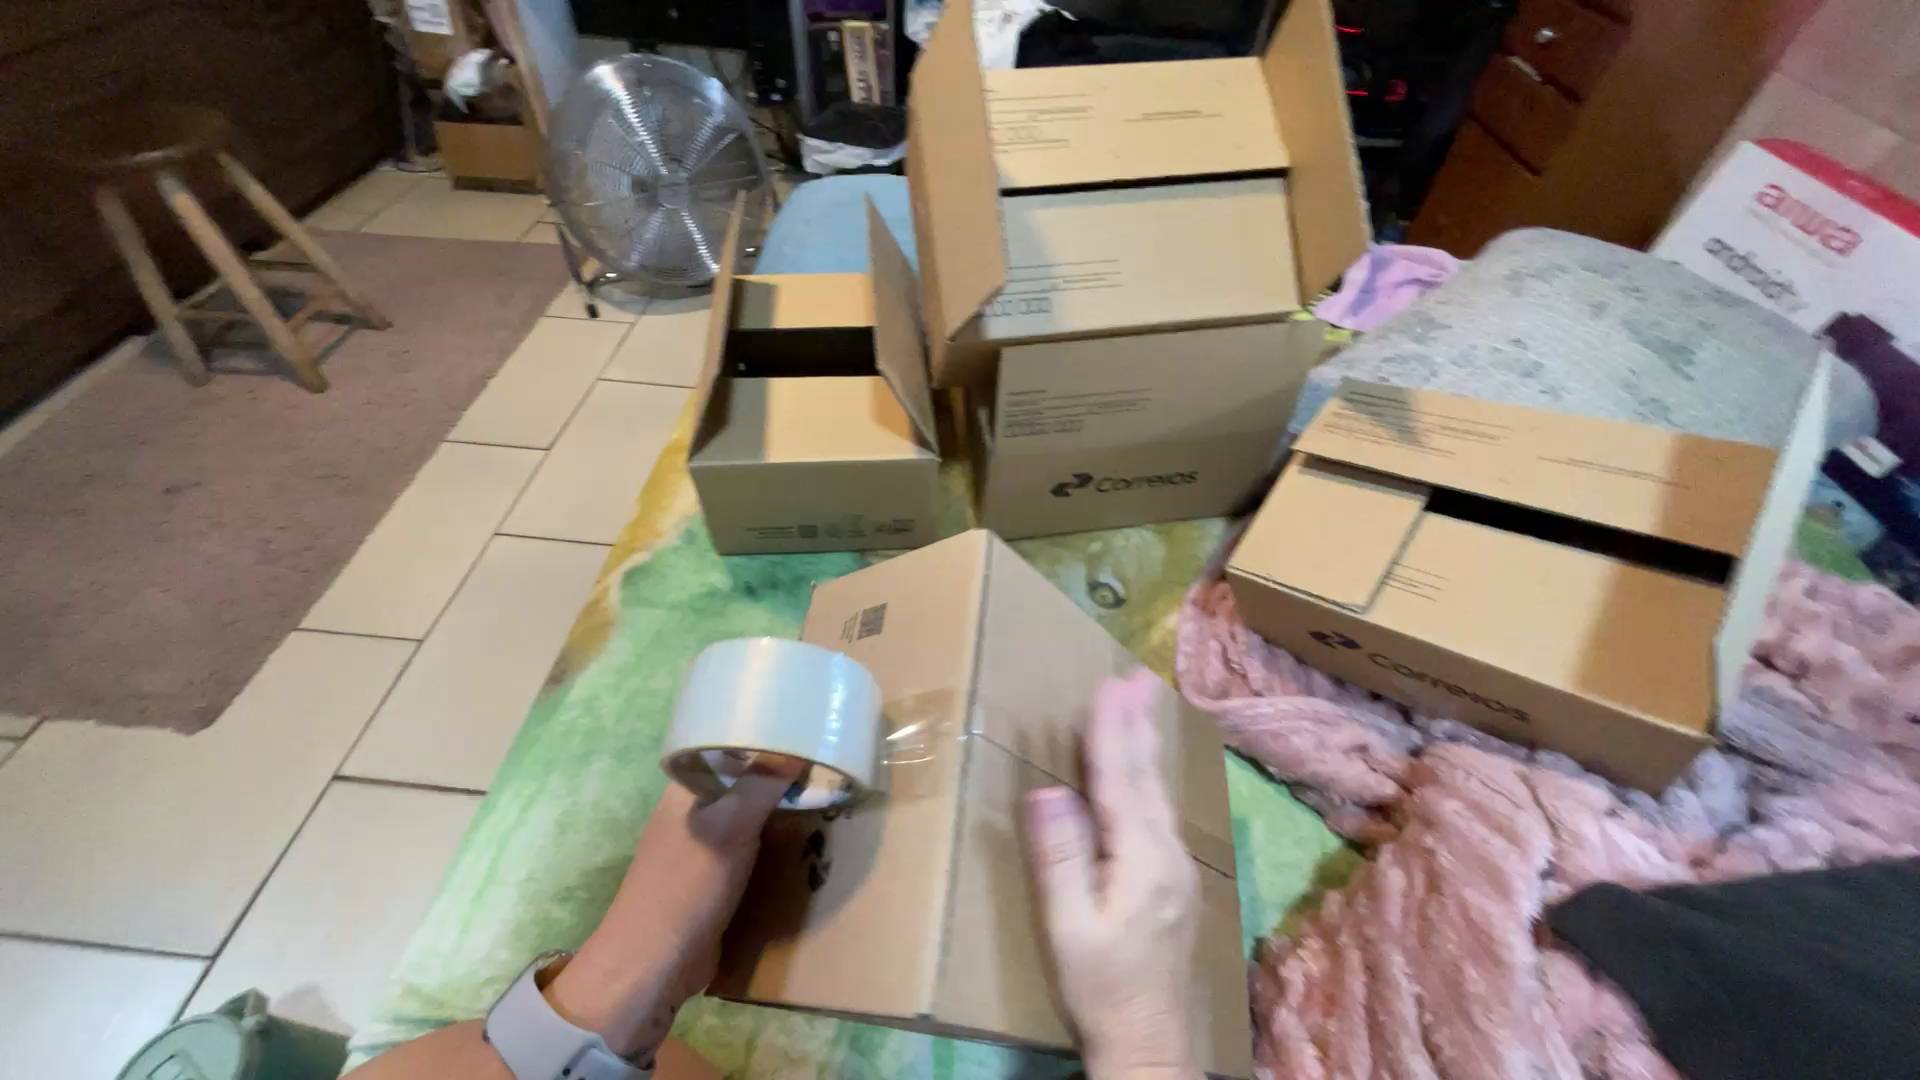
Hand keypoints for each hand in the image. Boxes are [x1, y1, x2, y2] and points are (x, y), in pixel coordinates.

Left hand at [548, 756, 801, 1059]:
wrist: (652, 969)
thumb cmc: (687, 886)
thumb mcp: (731, 826)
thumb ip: (763, 783)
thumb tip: (799, 744)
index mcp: (688, 788)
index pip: (732, 745)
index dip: (769, 735)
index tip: (811, 729)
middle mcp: (695, 810)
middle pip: (746, 778)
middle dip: (784, 773)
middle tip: (831, 763)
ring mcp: (705, 845)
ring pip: (752, 813)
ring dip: (784, 808)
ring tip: (829, 794)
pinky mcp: (717, 877)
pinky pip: (754, 846)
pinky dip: (777, 839)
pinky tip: (805, 839)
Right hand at [1026, 670, 1201, 1079]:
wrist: (1149, 1041)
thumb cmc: (1098, 985)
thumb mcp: (1067, 928)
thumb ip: (1060, 859)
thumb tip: (1047, 792)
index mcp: (1140, 859)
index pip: (1120, 781)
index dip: (1111, 730)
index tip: (1108, 685)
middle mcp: (1166, 852)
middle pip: (1148, 776)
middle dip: (1139, 722)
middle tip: (1139, 675)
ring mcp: (1177, 864)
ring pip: (1159, 789)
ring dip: (1148, 741)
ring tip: (1147, 702)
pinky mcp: (1175, 876)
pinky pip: (1161, 807)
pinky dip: (1150, 772)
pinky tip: (1148, 764)